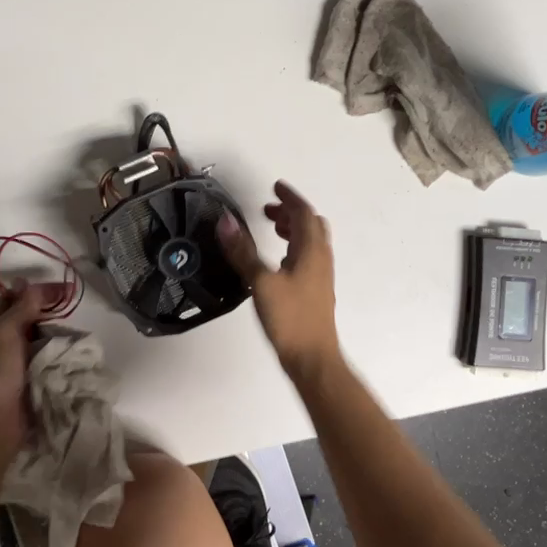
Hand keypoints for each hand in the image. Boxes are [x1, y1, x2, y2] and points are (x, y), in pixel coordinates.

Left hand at [0, 280, 68, 447]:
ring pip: (40, 340)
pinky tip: (75, 355)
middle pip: (30, 319)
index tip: (69, 290)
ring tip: (79, 335)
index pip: (16, 298)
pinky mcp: (28, 382)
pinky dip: (59, 356)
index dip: (40, 291)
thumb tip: (25, 280)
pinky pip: (46, 362)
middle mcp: (0, 342)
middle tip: (74, 312)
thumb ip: (20, 307)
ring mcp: (14, 364)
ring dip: (58, 336)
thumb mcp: (4, 331)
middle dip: (51, 313)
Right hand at [216, 181, 341, 379]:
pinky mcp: (315, 293)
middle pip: (311, 226)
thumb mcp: (261, 282)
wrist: (313, 359)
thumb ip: (243, 252)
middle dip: (291, 213)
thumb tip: (226, 221)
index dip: (290, 198)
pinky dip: (293, 248)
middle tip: (268, 209)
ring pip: (310, 243)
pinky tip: (276, 262)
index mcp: (311, 251)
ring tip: (270, 229)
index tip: (275, 186)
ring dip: (292, 230)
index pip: (304, 213)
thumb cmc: (290, 319)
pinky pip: (307, 258)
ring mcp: (320, 277)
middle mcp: (320, 260)